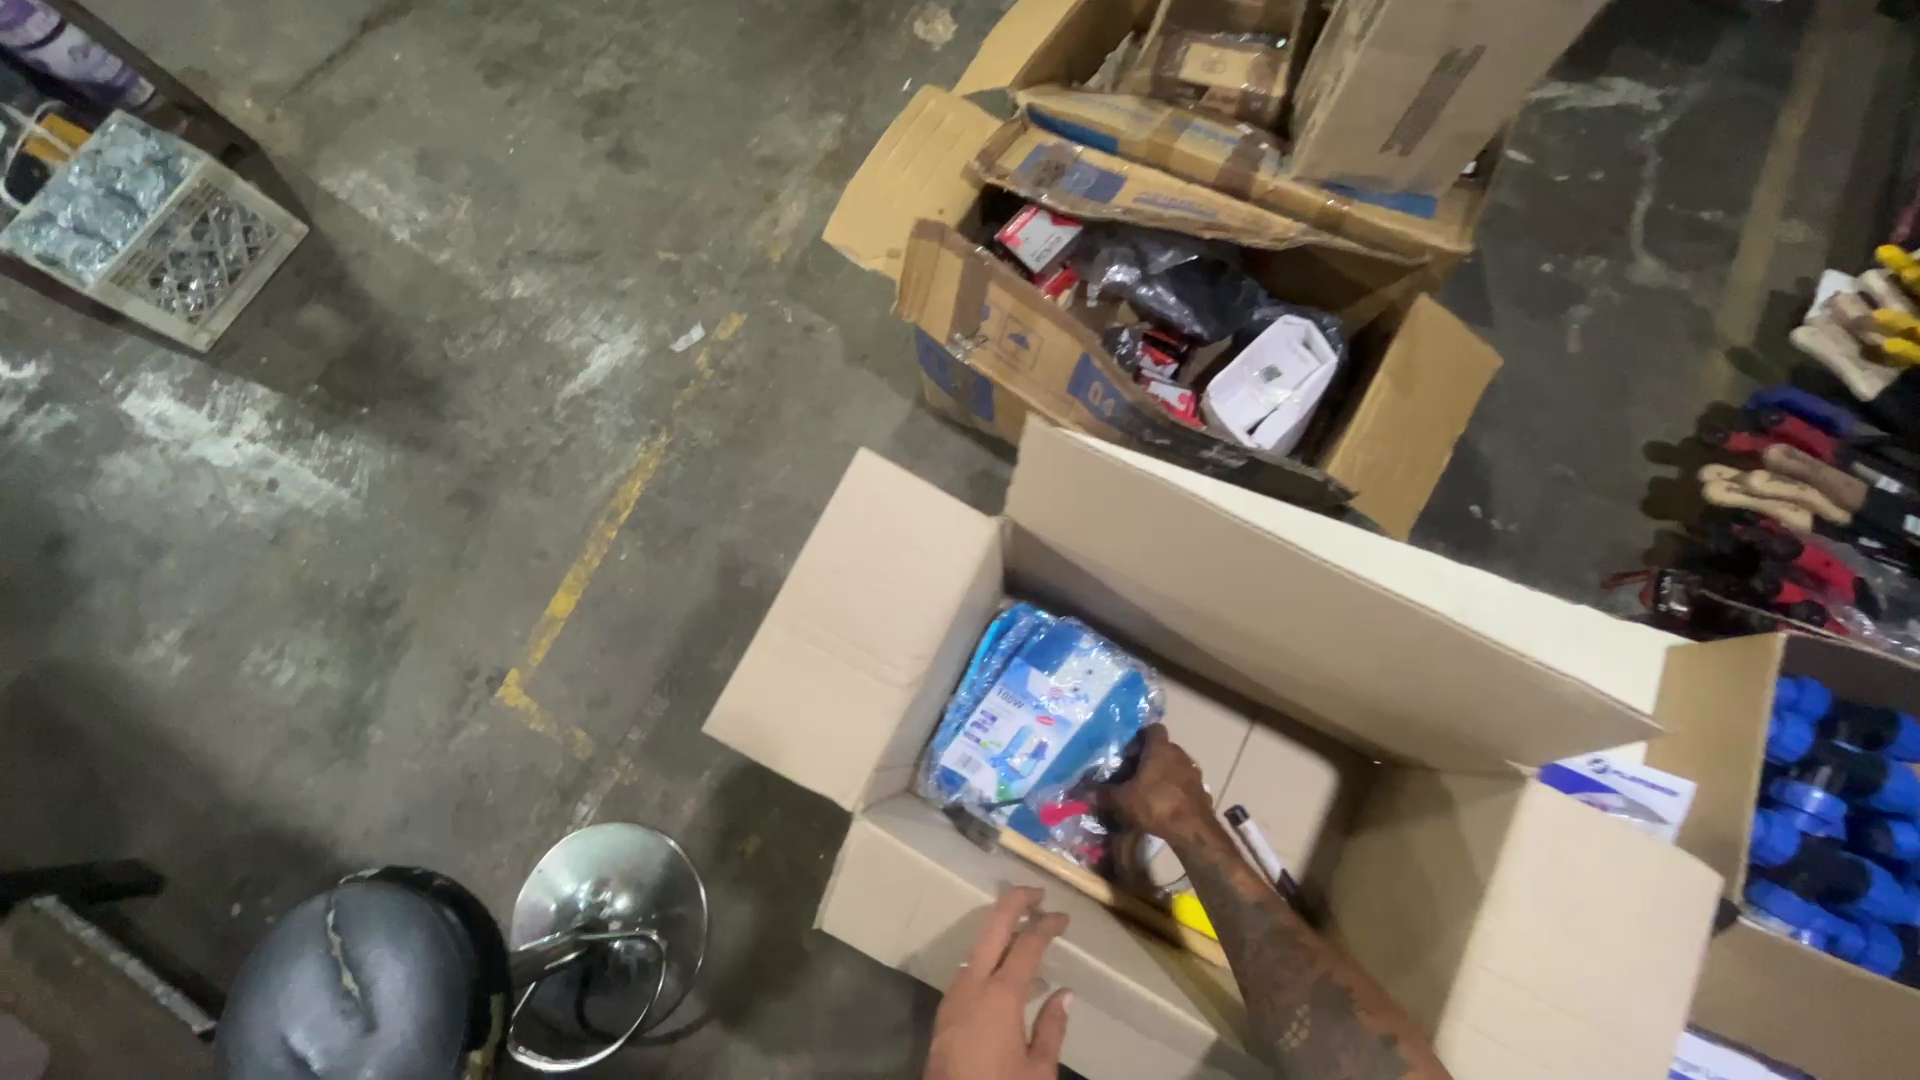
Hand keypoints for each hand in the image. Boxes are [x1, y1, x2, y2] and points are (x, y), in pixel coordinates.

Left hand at [925, 886, 1071, 1079]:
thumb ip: (1053, 1027)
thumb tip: (1065, 994)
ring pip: (977, 945)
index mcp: (1001, 995)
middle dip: (1015, 901)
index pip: (1028, 944)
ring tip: (1024, 927)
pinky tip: (1003, 970)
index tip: (1063, 917)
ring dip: (999, 929)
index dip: (1047, 925)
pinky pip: (969, 969)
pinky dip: (988, 956)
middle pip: (993, 926)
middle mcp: (973, 984)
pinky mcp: (945, 1010)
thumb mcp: (1038, 1071)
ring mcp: (954, 995)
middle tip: (1036, 892)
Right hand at [1107, 725, 1211, 837]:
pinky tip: (1165, 805)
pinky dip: (1175, 789)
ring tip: (1148, 791)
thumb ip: (1104, 793)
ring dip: (1163, 774)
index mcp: (1160, 748)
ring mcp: (1193, 772)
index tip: (1128, 754)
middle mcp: (1179, 754)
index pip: (1153, 729)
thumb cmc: (1156, 804)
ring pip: (1174, 765)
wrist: (1192, 829)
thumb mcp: (1123, 799)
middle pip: (1162, 748)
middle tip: (1133, 774)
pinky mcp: (1201, 790)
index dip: (1140, 738)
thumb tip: (1084, 791)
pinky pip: (1184, 783)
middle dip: (1149, 758)